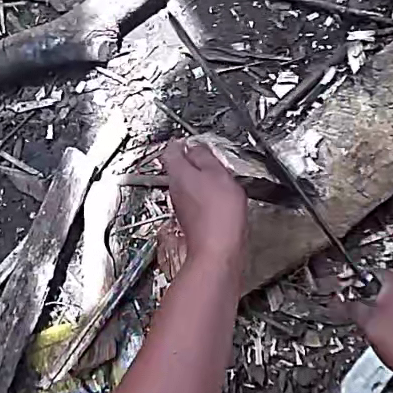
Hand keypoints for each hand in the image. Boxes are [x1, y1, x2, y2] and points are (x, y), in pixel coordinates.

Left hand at [161, 139, 246, 264]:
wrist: (218, 251)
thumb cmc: (219, 215)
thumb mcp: (218, 174)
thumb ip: (205, 157)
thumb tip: (196, 148)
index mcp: (179, 174)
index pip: (171, 150)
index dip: (182, 142)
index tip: (192, 140)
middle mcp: (175, 190)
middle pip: (179, 167)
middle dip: (193, 161)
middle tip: (209, 157)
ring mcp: (182, 206)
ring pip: (188, 184)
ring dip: (201, 179)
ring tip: (219, 177)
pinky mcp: (192, 220)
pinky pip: (197, 200)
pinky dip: (206, 195)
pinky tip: (221, 199)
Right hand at [350, 273, 392, 381]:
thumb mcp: (368, 325)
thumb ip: (354, 308)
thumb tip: (346, 303)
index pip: (372, 274)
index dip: (358, 286)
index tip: (350, 296)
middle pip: (387, 291)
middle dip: (374, 305)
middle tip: (365, 320)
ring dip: (390, 317)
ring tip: (383, 336)